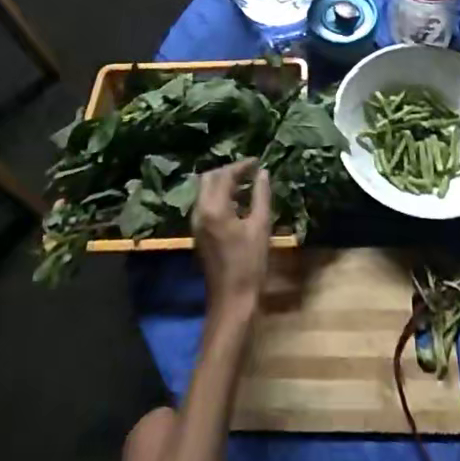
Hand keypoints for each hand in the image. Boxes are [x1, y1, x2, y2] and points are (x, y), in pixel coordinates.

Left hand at [192, 158, 271, 315]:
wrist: (231, 298)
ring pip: (205, 190)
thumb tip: (263, 173)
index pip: (224, 175)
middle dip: (229, 171)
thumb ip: (261, 196)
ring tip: (247, 184)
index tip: (257, 162)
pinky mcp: (199, 231)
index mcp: (213, 208)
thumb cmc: (250, 264)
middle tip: (250, 171)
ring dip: (223, 183)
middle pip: (209, 178)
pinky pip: (206, 203)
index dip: (241, 166)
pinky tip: (238, 202)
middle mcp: (199, 211)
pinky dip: (220, 196)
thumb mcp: (260, 226)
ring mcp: (196, 222)